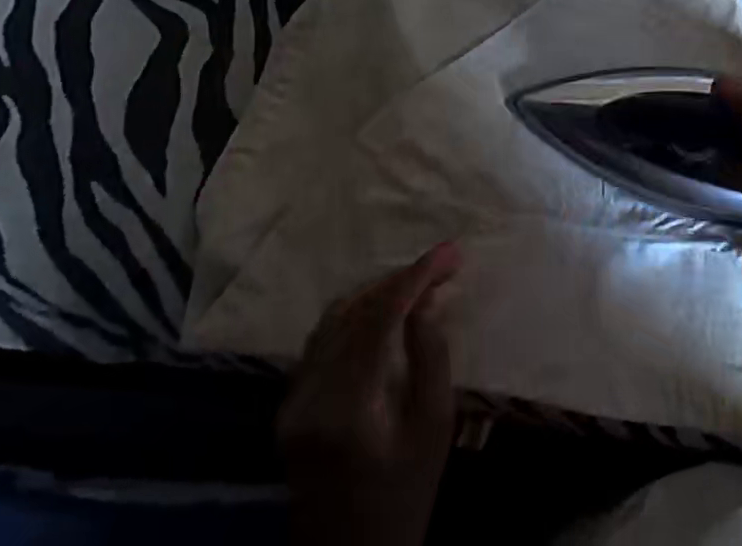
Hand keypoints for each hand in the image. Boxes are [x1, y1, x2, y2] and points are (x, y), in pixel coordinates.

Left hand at [278, 242, 460, 545]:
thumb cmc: (407, 490)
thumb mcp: (436, 424)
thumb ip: (431, 357)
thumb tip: (425, 303)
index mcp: (347, 406)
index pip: (379, 319)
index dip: (416, 277)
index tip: (451, 252)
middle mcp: (308, 397)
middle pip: (352, 313)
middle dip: (400, 278)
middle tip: (445, 262)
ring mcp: (291, 402)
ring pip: (331, 321)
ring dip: (378, 292)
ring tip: (421, 278)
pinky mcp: (289, 406)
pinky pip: (323, 341)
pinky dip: (358, 314)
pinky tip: (388, 308)